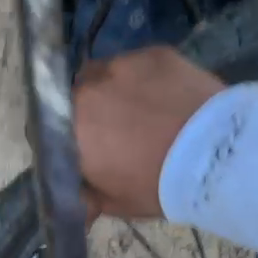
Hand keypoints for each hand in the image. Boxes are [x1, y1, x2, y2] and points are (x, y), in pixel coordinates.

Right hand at [75, 46, 227, 219]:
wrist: (213, 154)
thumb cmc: (154, 185)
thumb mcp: (113, 203)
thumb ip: (87, 198)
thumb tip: (78, 205)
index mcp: (69, 129)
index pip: (44, 132)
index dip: (61, 143)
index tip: (78, 154)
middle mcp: (87, 89)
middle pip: (73, 97)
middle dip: (85, 114)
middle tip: (110, 135)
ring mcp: (121, 65)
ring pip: (103, 76)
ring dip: (111, 92)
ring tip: (137, 113)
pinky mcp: (153, 52)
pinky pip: (136, 65)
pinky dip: (142, 80)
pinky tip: (161, 99)